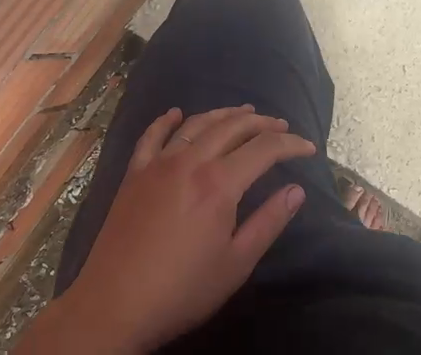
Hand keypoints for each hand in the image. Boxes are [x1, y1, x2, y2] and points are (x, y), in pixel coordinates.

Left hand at [26, 105, 316, 354]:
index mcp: (219, 183)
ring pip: (197, 124)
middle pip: (233, 127)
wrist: (112, 309)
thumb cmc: (181, 291)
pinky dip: (166, 121)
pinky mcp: (134, 176)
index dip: (291, 144)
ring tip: (244, 112)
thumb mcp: (236, 264)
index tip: (308, 149)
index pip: (264, 148)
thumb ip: (269, 222)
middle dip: (262, 123)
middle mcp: (191, 162)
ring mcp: (158, 165)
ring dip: (225, 114)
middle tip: (281, 126)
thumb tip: (297, 191)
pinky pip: (151, 137)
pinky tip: (176, 113)